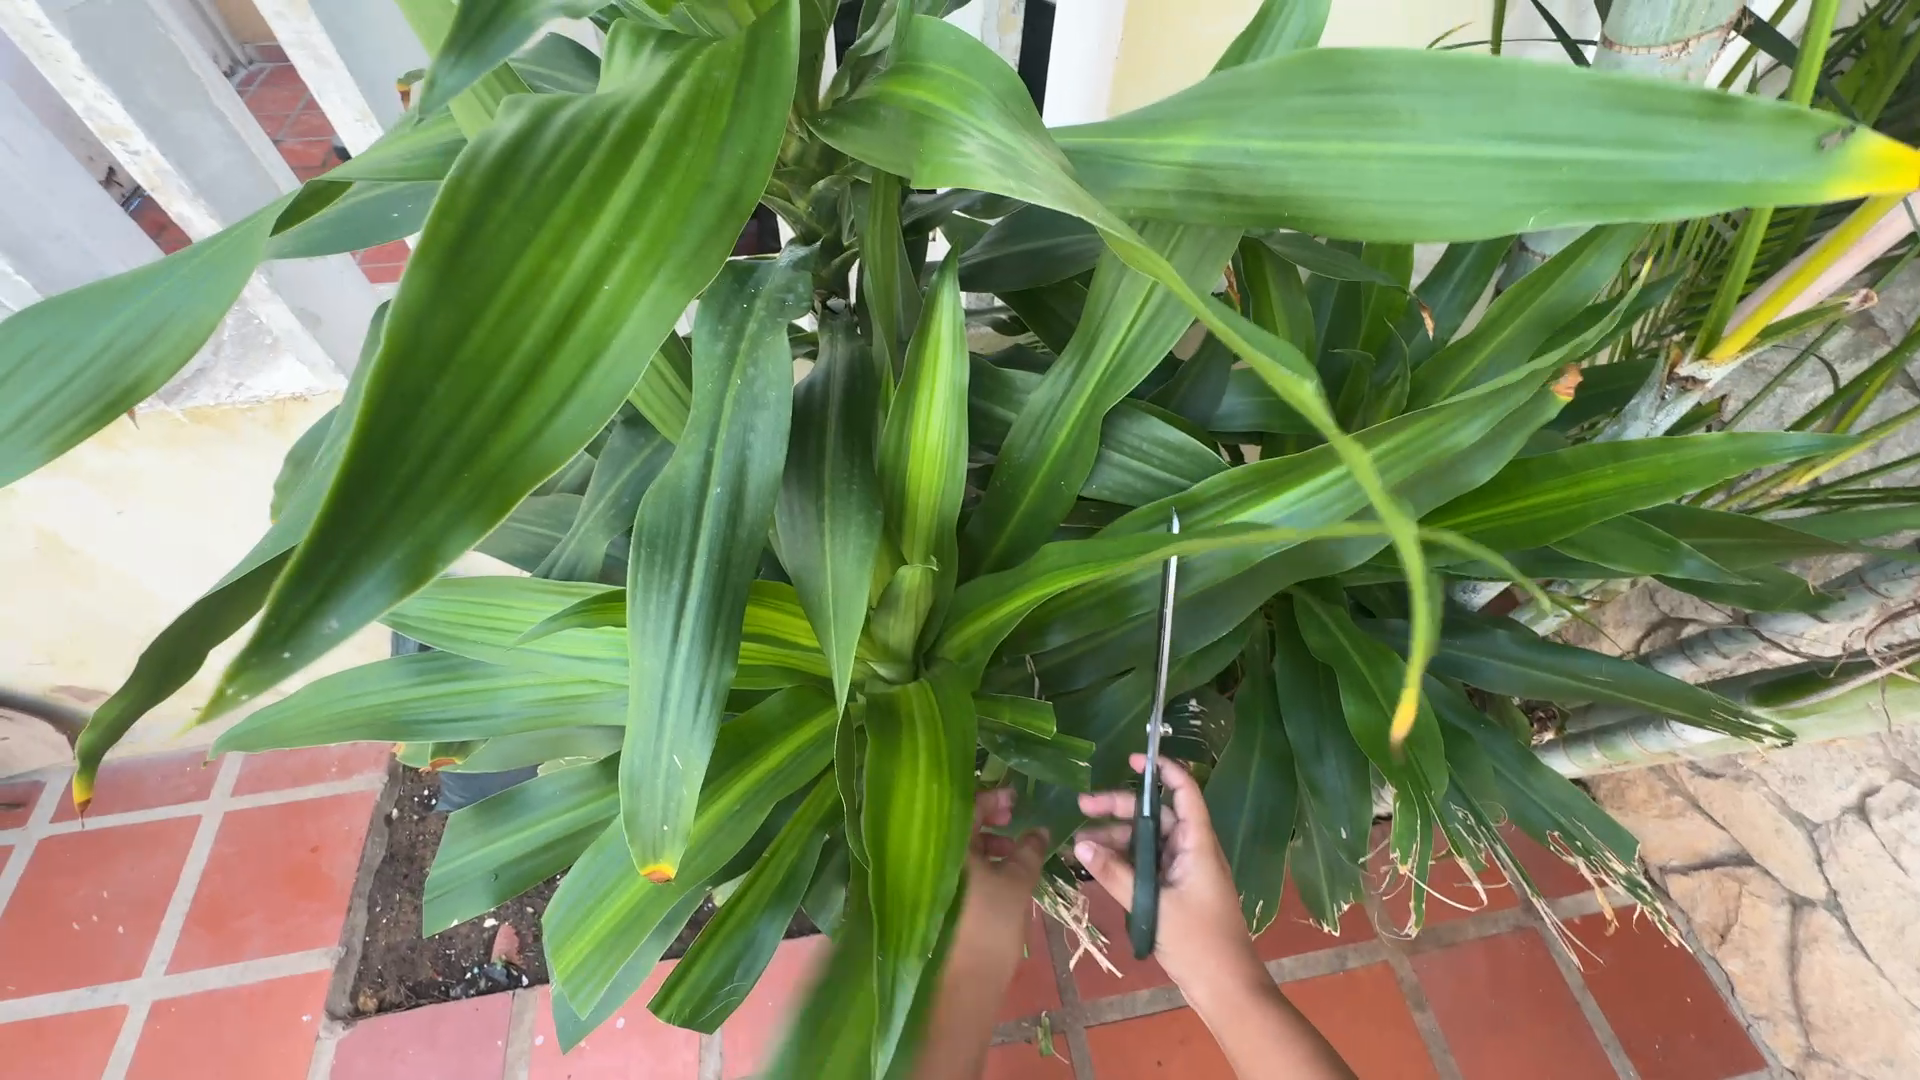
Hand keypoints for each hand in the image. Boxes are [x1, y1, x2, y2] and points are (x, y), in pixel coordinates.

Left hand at [914, 790, 1047, 1079]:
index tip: (1017, 799)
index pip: (968, 805)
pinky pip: (955, 869)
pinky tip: (998, 877)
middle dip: (990, 819)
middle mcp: (929, 855)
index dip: (994, 798)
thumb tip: (1039, 829)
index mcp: (946, 842)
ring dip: (987, 844)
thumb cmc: (988, 927)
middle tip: (1014, 821)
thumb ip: (1028, 851)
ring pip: (959, 848)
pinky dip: (976, 865)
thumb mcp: (1016, 884)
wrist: (961, 989)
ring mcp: (926, 878)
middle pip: (960, 825)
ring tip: (1013, 855)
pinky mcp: (931, 900)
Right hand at [1074, 754, 1263, 998]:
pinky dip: (1121, 861)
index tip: (1134, 759)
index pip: (1185, 793)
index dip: (1164, 771)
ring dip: (1115, 838)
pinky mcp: (1173, 890)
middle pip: (1154, 815)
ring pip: (1145, 841)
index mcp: (1197, 844)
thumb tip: (1081, 844)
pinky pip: (1144, 864)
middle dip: (1119, 808)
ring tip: (1081, 844)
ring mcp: (1181, 870)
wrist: (1227, 991)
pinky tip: (1095, 864)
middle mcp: (1190, 850)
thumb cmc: (1199, 943)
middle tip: (1083, 805)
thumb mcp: (1153, 905)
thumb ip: (1115, 874)